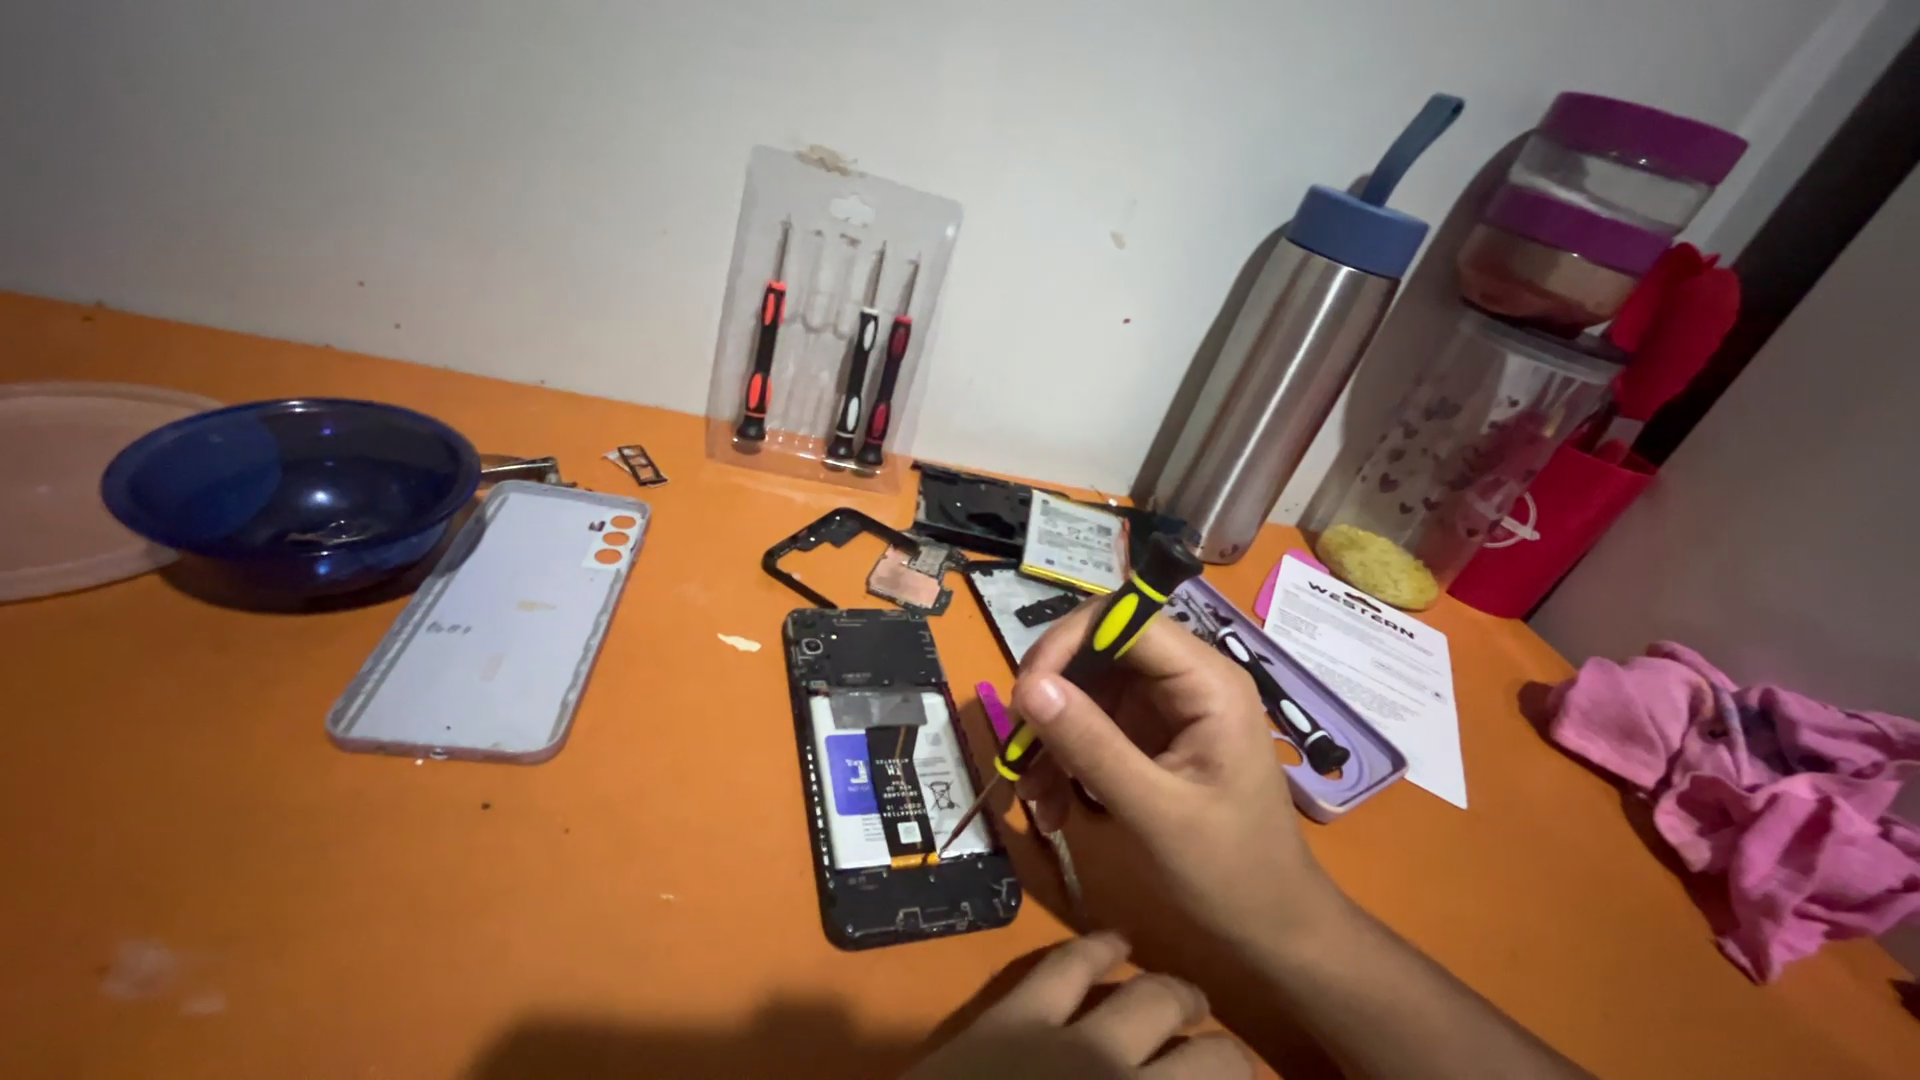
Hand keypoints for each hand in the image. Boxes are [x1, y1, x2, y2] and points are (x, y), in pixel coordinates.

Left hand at [905, 933, 1249, 1079]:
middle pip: (1209, 1057)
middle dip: (1229, 1056)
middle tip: (1230, 1057)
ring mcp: (1073, 1042)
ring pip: (1151, 998)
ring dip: (1178, 996)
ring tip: (1189, 998)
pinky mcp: (1018, 1014)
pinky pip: (1069, 965)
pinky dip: (1100, 948)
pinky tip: (1118, 941)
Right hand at [1011, 602, 1340, 952]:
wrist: (1271, 925)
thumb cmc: (1230, 870)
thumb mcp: (1156, 810)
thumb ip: (1093, 745)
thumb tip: (1029, 687)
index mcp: (1207, 682)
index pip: (1126, 620)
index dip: (1068, 643)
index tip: (1025, 692)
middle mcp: (1185, 680)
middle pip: (1098, 650)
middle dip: (1051, 694)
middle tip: (1018, 744)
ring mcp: (1165, 708)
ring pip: (1086, 690)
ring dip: (1050, 736)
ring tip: (1032, 795)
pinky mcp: (1148, 736)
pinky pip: (1091, 726)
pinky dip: (1063, 760)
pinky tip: (1052, 808)